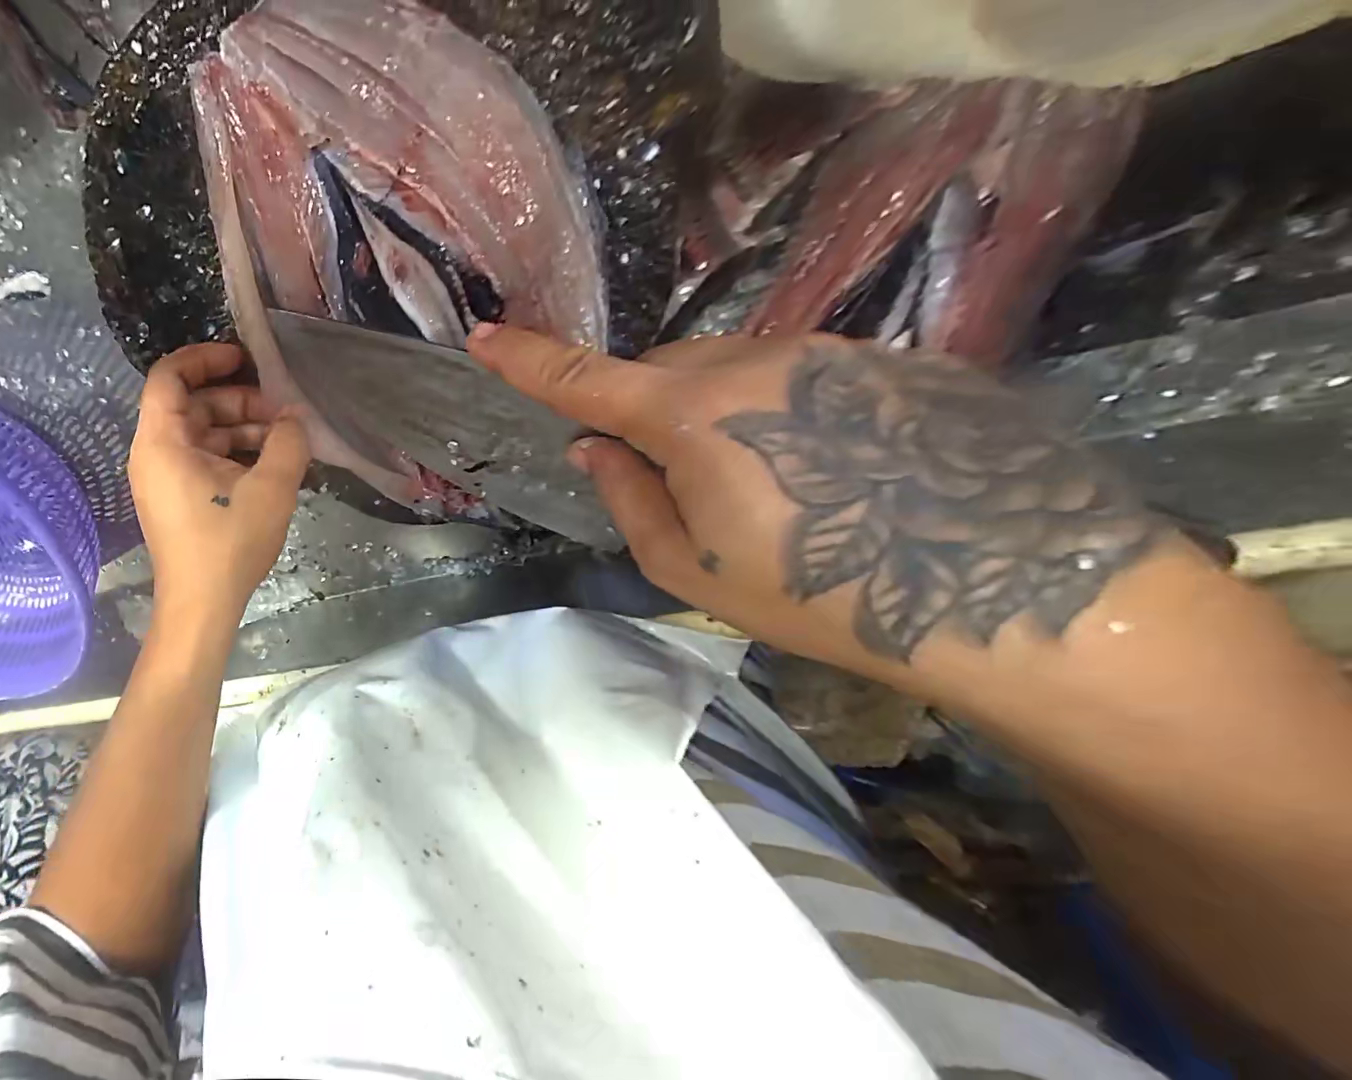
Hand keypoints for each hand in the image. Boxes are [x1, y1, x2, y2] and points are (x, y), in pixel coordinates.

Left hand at [129, 344, 309, 622]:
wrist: (202, 606)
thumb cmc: (229, 543)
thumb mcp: (271, 488)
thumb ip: (289, 442)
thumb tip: (294, 419)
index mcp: (162, 442)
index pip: (170, 375)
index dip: (206, 358)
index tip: (246, 360)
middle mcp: (155, 454)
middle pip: (193, 405)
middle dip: (240, 402)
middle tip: (283, 414)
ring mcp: (165, 479)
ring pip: (204, 434)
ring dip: (244, 430)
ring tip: (286, 444)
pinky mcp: (179, 499)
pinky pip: (205, 460)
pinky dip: (236, 455)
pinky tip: (272, 467)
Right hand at [467, 323, 1169, 685]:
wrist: (1006, 593)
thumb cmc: (817, 594)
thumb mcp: (689, 569)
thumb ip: (627, 498)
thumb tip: (593, 446)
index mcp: (694, 415)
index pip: (586, 379)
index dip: (527, 360)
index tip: (483, 336)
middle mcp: (757, 361)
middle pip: (665, 371)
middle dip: (648, 414)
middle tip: (673, 483)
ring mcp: (831, 352)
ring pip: (733, 370)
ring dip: (718, 416)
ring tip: (769, 491)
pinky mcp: (891, 362)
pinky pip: (797, 376)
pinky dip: (780, 414)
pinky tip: (829, 474)